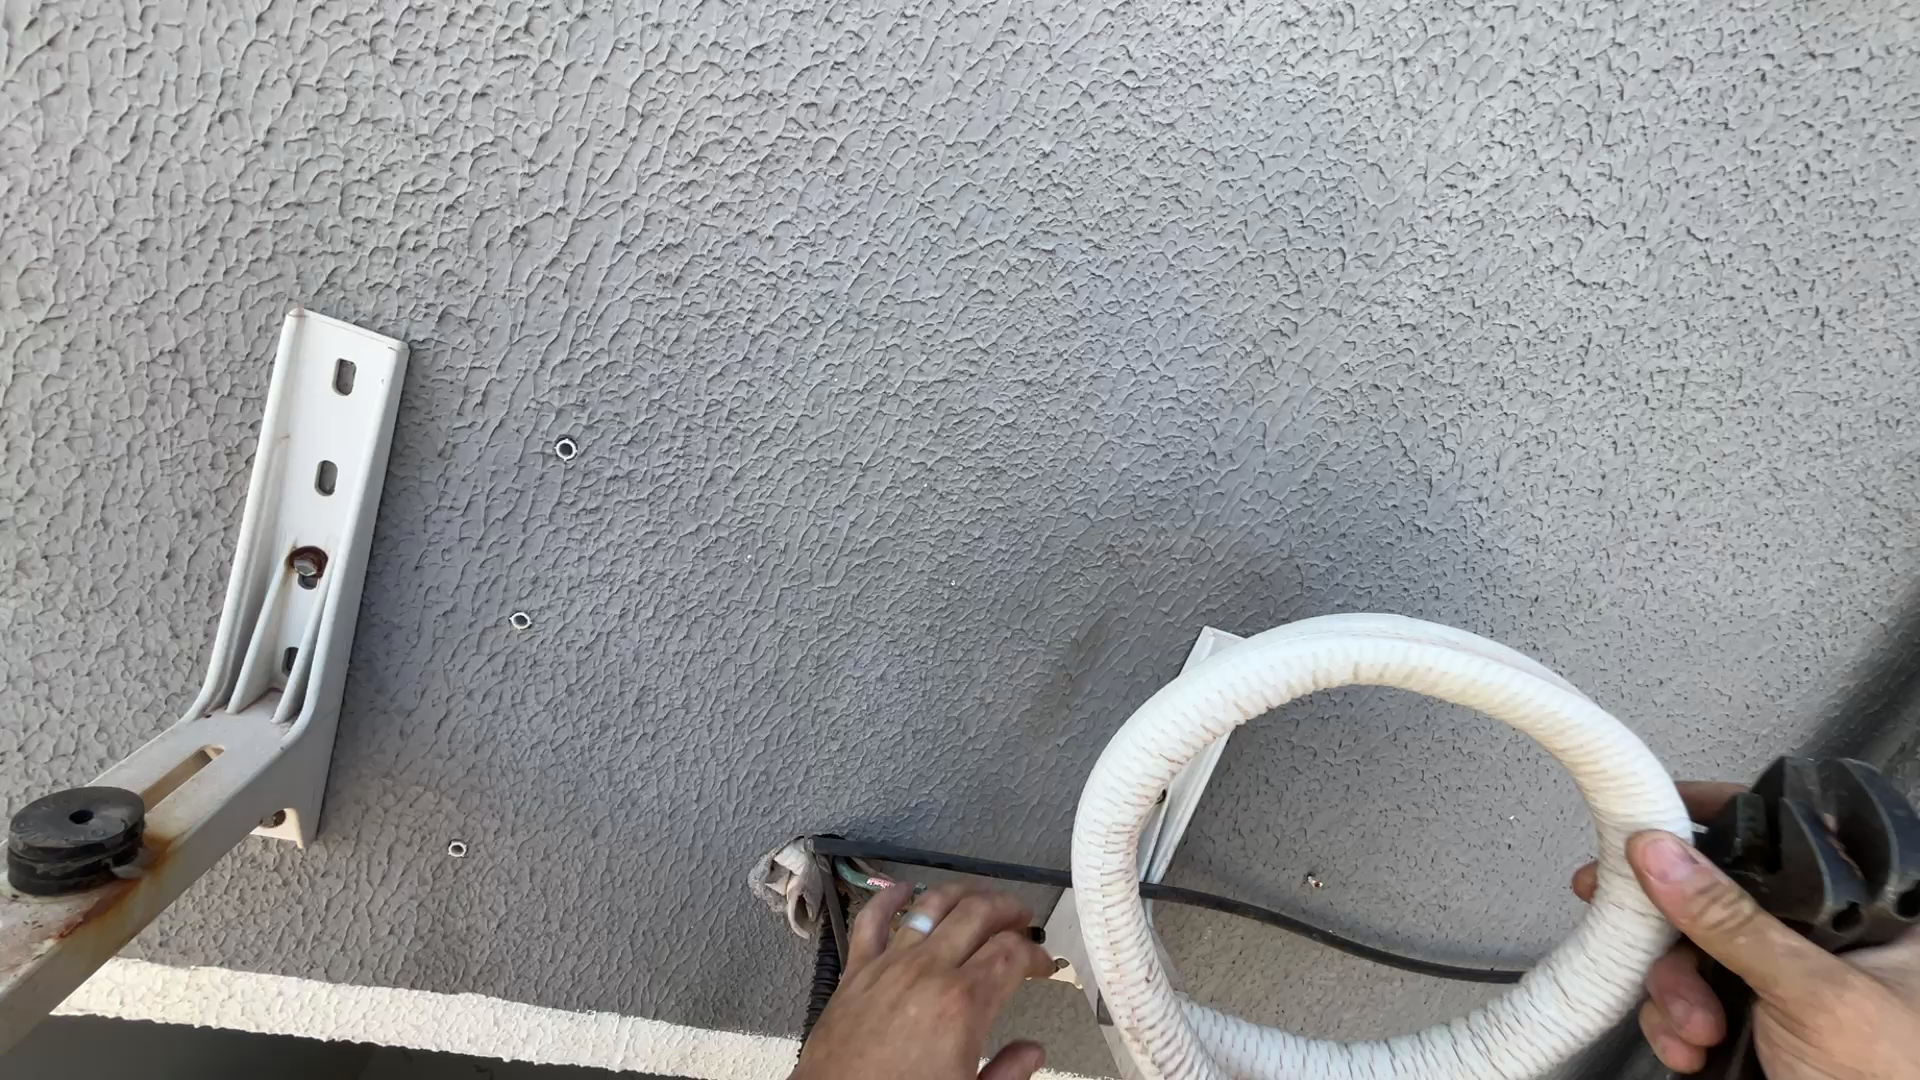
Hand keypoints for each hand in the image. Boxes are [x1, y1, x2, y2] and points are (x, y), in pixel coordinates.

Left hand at [793, 882, 1054, 1079]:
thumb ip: (1006, 1075)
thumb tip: (1034, 1050)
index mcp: (962, 1004)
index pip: (1011, 955)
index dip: (1035, 954)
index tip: (1045, 964)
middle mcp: (929, 968)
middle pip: (978, 914)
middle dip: (1007, 909)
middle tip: (1023, 919)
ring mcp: (890, 962)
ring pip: (932, 904)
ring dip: (963, 893)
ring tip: (981, 898)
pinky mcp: (857, 968)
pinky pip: (872, 919)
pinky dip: (889, 897)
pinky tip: (904, 889)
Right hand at [1572, 781, 1919, 1077]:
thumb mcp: (1822, 1002)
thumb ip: (1735, 922)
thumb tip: (1660, 851)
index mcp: (1879, 922)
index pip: (1787, 834)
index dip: (1713, 813)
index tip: (1650, 810)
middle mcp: (1827, 942)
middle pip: (1712, 889)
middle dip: (1668, 923)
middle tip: (1626, 915)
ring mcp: (1784, 979)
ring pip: (1687, 941)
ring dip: (1670, 984)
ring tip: (1695, 1026)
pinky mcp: (1749, 1013)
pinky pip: (1682, 986)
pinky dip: (1671, 1016)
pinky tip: (1692, 1045)